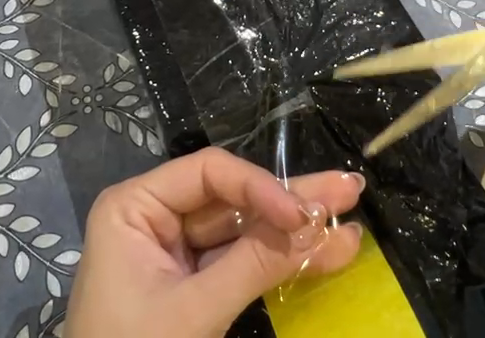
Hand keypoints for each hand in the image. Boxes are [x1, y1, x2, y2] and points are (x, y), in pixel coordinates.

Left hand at [65, 148, 364, 337]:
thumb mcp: (192, 312)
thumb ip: (254, 264)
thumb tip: (318, 225)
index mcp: (135, 206)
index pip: (209, 173)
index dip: (260, 187)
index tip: (301, 216)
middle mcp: (156, 216)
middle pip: (233, 197)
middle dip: (292, 198)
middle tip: (348, 188)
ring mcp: (176, 252)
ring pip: (245, 229)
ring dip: (297, 229)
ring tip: (349, 215)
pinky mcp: (193, 284)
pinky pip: (242, 262)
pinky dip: (282, 260)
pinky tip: (327, 249)